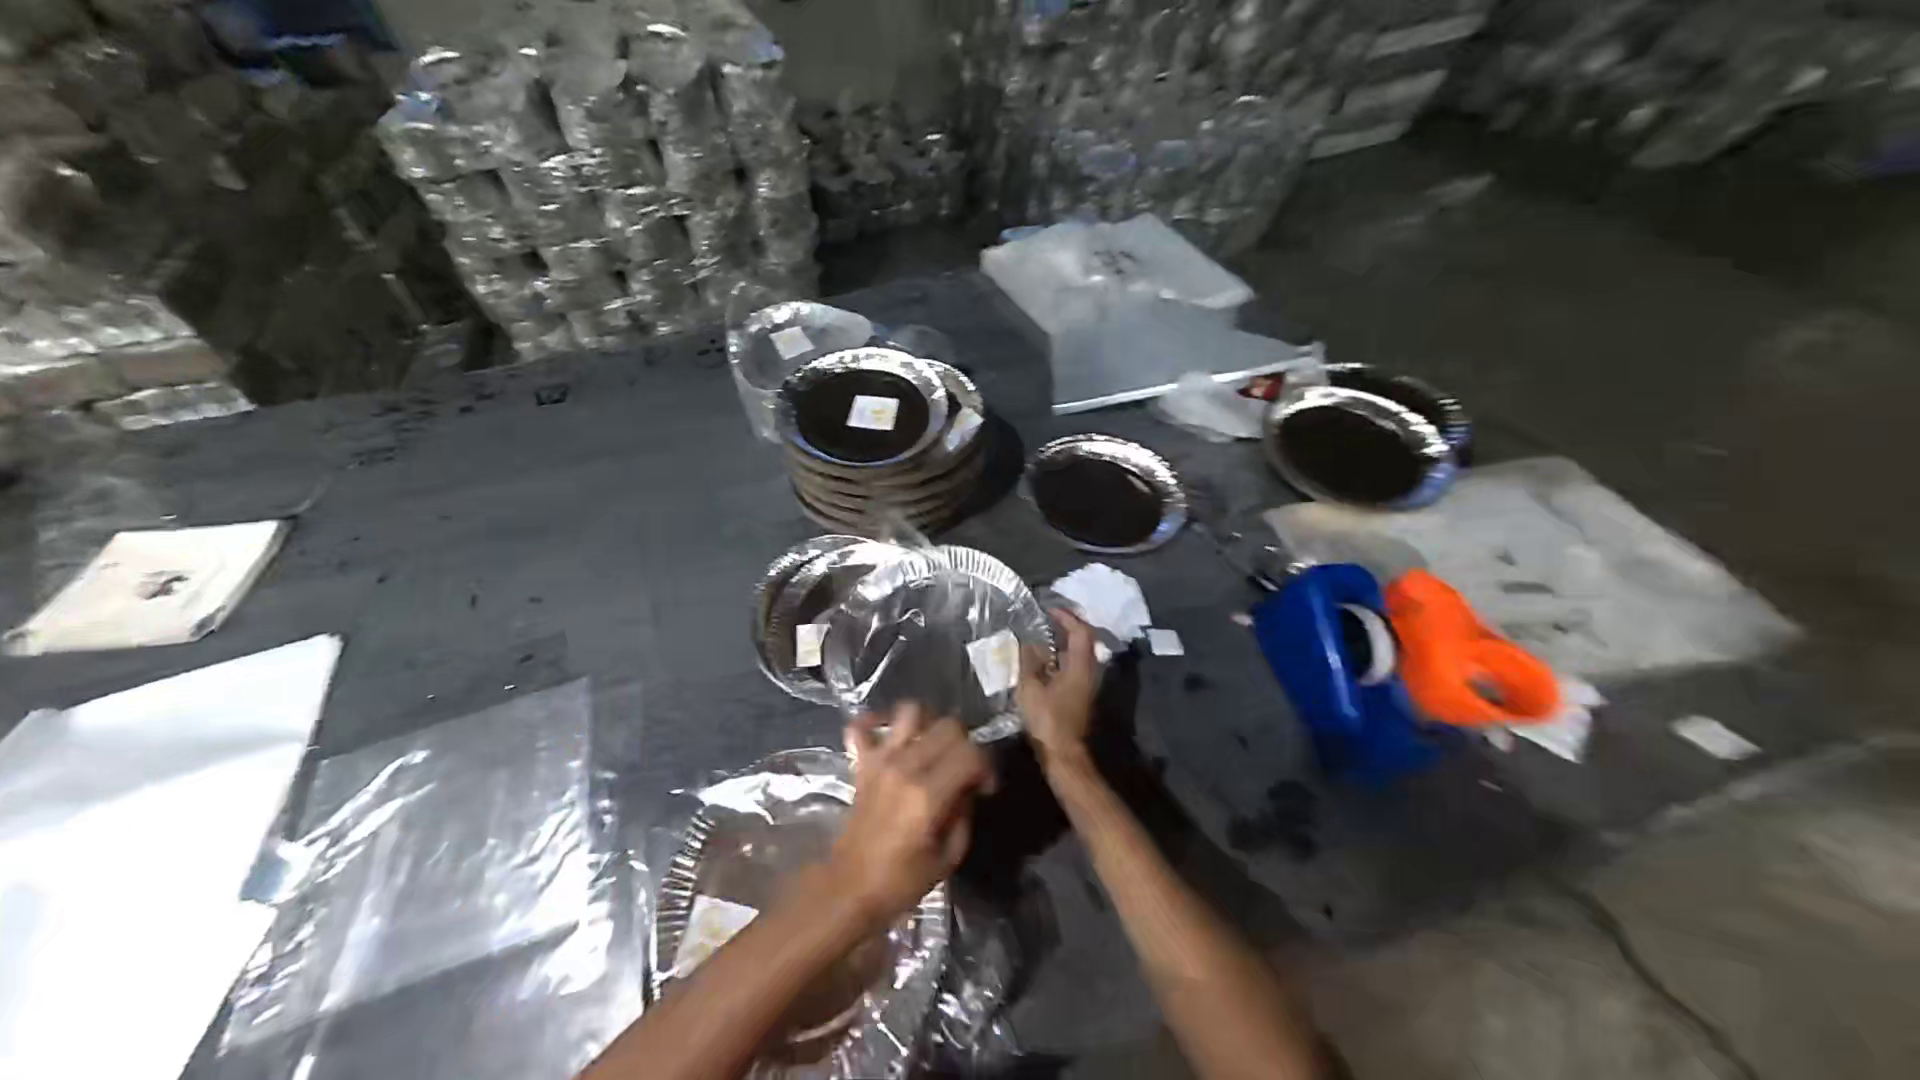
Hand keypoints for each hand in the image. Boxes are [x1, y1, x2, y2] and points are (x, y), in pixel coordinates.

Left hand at [832, 704, 992, 925]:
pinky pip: (862, 725)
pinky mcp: (861, 763)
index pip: (971, 753)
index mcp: (928, 795)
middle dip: (965, 744)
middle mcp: (904, 767)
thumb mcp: (949, 856)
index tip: (986, 788)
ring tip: (934, 746)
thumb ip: (964, 813)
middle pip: (947, 726)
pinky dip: (876, 722)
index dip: (987, 767)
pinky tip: (891, 734)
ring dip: (929, 723)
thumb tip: (968, 786)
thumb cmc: (902, 881)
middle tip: (964, 769)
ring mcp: (880, 761)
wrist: (850, 889)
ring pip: (911, 712)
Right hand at [1016, 608, 1099, 767]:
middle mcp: (1089, 672)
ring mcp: (1087, 684)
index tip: (1049, 609)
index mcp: (1080, 666)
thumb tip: (1028, 642)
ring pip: (1079, 654)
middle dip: (1067, 626)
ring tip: (1040, 636)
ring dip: (1063, 642)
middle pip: (1084, 640)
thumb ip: (1029, 661)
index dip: (1066, 617)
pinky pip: (1074, 666)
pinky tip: (1042, 660)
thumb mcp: (1030, 688)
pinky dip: (1061, 656)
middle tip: (1047, 619)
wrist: (1063, 755)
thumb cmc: (1047, 721)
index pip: (1080, 631)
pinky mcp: (1080, 694)